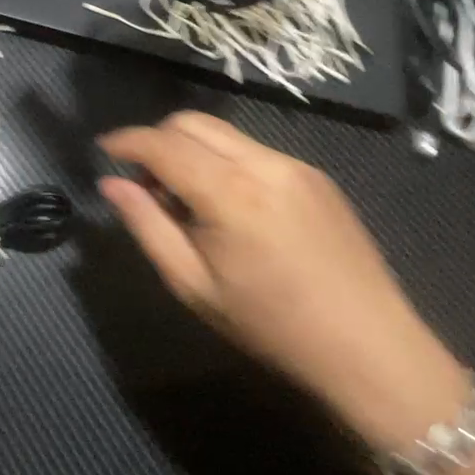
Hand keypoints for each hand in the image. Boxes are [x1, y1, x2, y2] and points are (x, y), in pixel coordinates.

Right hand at [99, 112, 467, 454]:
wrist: (372, 350)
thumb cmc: (272, 326)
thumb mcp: (193, 285)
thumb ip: (147, 226)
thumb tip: (112, 184)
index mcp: (230, 193)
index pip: (163, 144)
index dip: (126, 140)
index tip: (102, 148)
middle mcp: (263, 164)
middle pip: (191, 123)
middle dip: (157, 140)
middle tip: (146, 184)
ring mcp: (295, 166)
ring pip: (223, 133)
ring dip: (191, 150)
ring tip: (187, 200)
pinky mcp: (317, 176)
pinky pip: (253, 151)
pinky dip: (224, 162)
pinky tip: (229, 208)